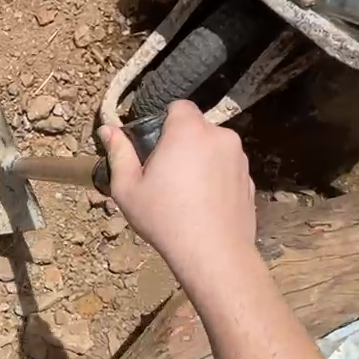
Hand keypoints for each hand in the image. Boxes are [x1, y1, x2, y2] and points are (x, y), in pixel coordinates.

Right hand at [98, 102, 258, 285]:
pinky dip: (214, 178)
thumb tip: (107, 130)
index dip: (163, 121)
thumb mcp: (127, 187)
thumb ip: (118, 153)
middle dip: (179, 143)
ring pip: (212, 148)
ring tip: (182, 193)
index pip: (178, 106)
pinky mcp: (250, 178)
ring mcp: (239, 158)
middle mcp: (219, 136)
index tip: (151, 146)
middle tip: (162, 174)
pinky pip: (226, 168)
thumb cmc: (164, 217)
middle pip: (195, 128)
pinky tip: (201, 204)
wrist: (213, 251)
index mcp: (188, 132)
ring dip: (198, 160)